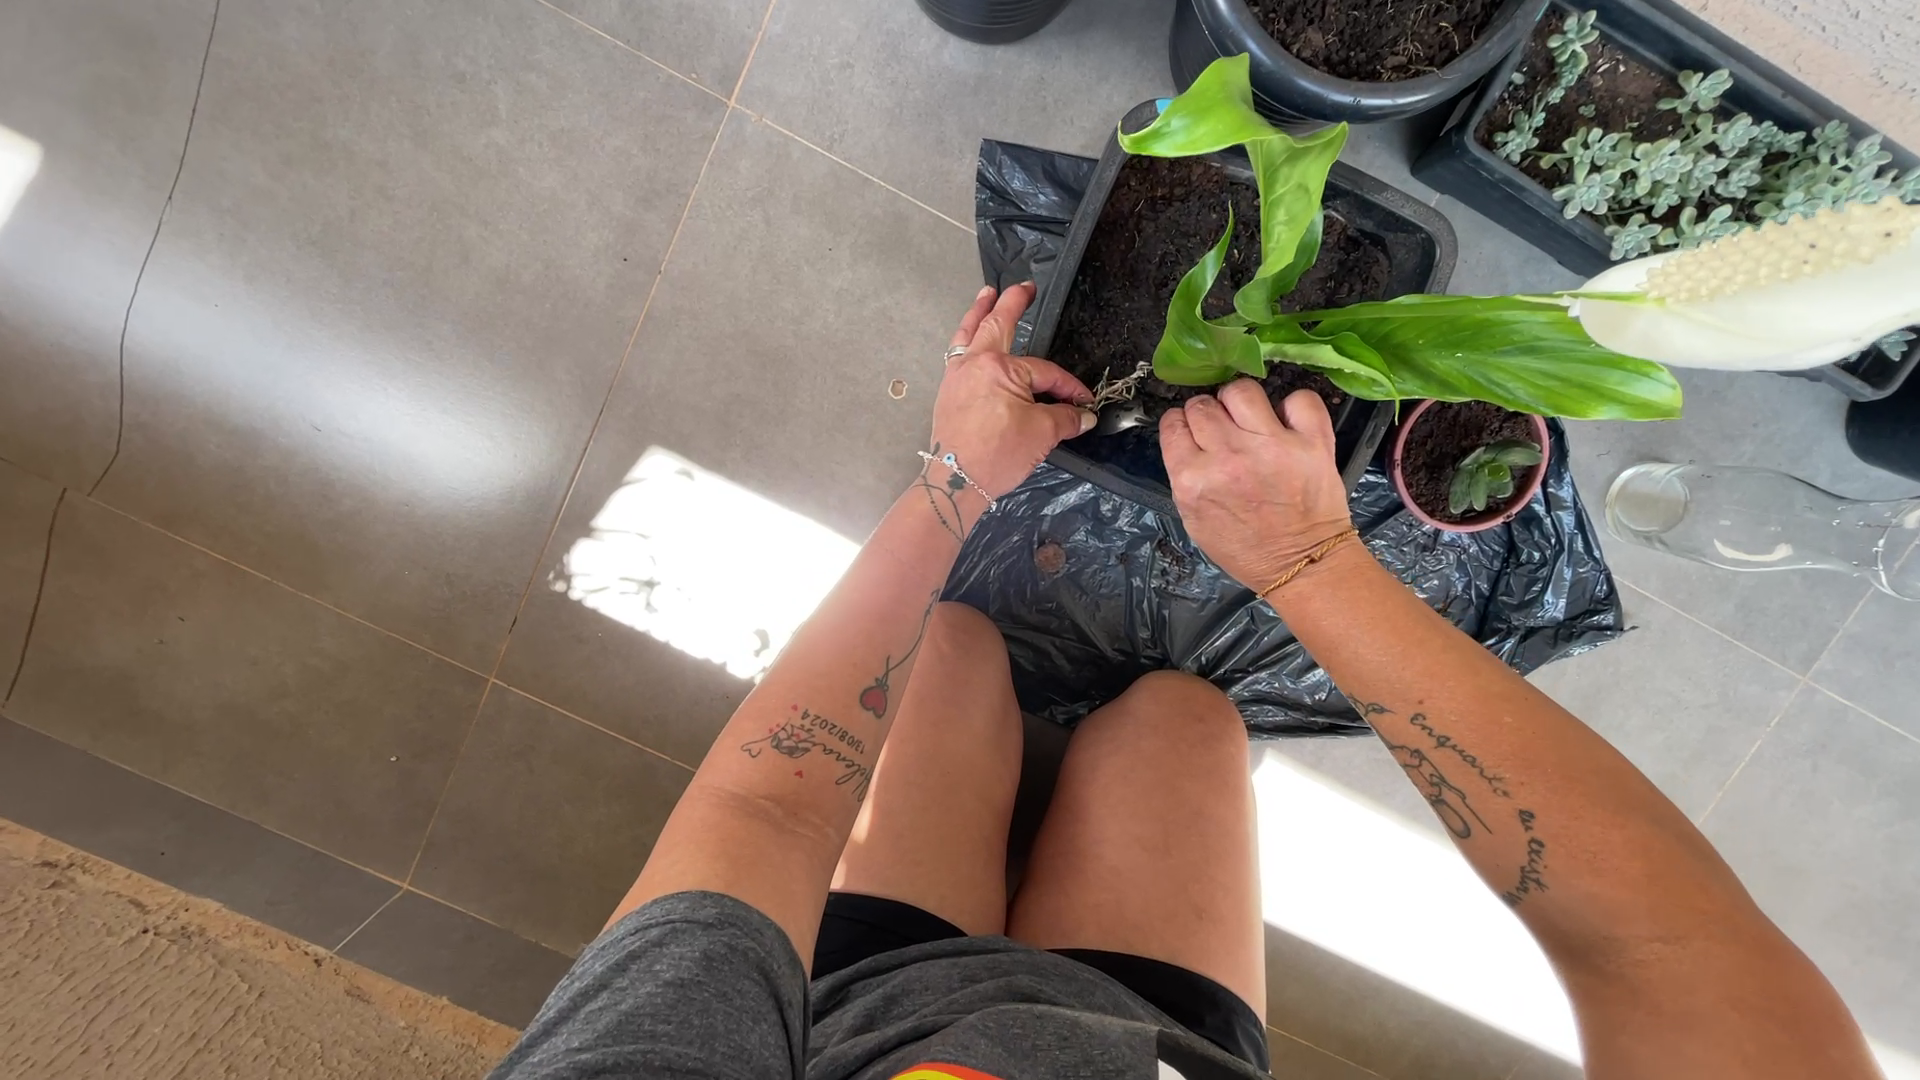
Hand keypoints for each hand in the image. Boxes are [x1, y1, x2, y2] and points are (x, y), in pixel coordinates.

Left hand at [929, 283, 1095, 498]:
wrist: (955, 481)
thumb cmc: (996, 454)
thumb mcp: (1041, 434)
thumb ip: (1065, 418)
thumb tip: (1084, 415)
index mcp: (1000, 367)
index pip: (1045, 371)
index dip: (1068, 387)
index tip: (1083, 403)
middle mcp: (974, 364)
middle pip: (996, 325)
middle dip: (1012, 303)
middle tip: (1024, 288)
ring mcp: (956, 377)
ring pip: (968, 335)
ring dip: (978, 312)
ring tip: (986, 296)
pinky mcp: (947, 393)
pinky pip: (957, 356)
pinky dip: (965, 341)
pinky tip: (970, 342)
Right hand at [1160, 379, 1355, 588]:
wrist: (1302, 563)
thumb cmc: (1243, 547)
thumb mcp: (1193, 518)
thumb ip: (1185, 475)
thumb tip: (1188, 437)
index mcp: (1192, 479)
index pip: (1173, 424)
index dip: (1180, 425)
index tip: (1191, 433)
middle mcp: (1228, 457)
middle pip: (1202, 405)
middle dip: (1207, 414)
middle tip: (1221, 431)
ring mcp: (1271, 446)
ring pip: (1241, 391)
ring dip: (1240, 401)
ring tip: (1249, 419)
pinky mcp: (1311, 442)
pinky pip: (1299, 399)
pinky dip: (1293, 406)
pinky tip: (1287, 423)